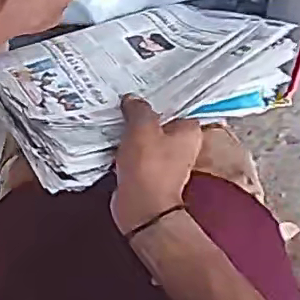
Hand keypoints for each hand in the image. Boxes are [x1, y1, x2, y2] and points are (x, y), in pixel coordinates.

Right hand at [111, 96, 203, 232]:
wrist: (141, 206)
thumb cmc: (148, 166)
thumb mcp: (142, 127)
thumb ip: (138, 109)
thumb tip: (132, 100)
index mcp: (189, 131)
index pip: (176, 107)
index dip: (157, 99)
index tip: (139, 92)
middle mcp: (181, 146)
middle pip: (158, 123)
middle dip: (140, 116)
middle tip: (122, 104)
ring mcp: (164, 162)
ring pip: (144, 139)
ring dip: (129, 134)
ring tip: (113, 120)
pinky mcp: (147, 174)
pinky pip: (134, 155)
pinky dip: (123, 150)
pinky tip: (110, 141)